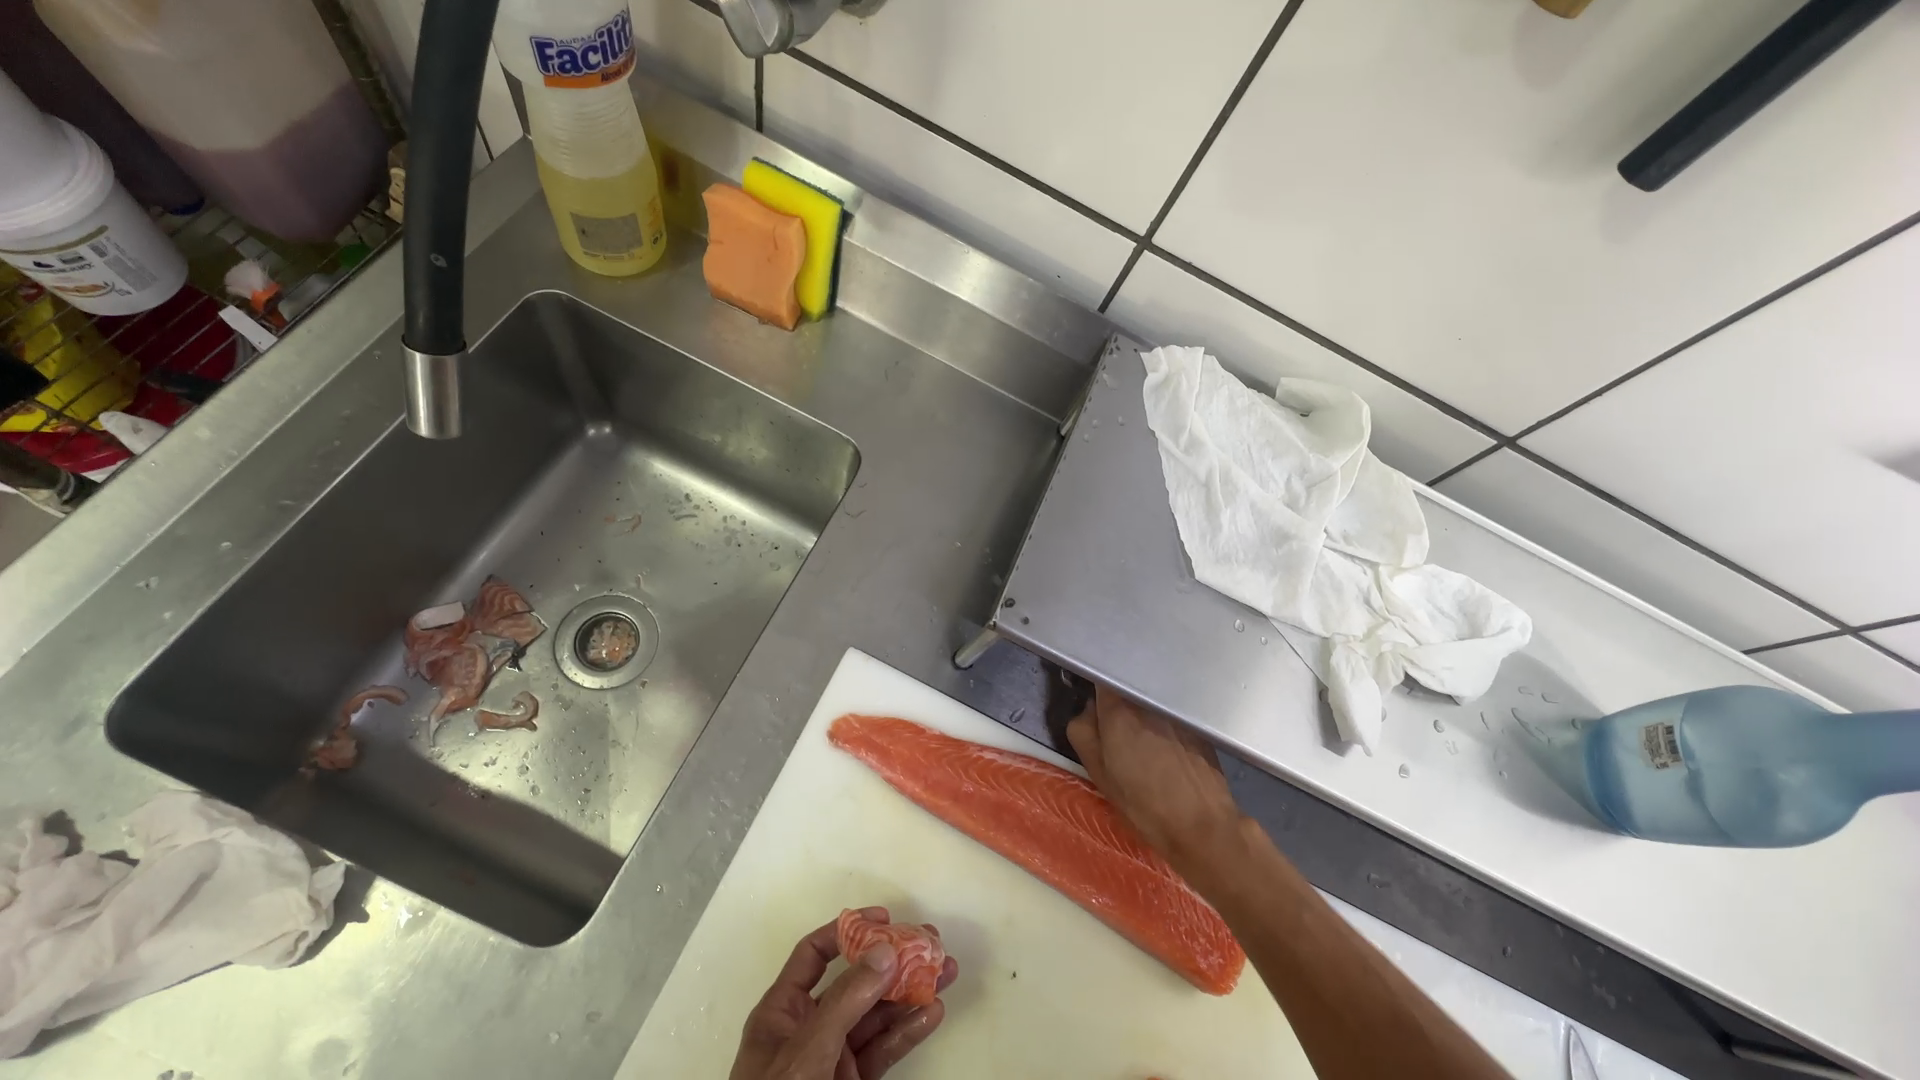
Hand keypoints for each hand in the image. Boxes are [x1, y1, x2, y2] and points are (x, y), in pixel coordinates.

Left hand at [730, 907, 958, 1079]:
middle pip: (856, 981)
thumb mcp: (807, 1049)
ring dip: (911, 993)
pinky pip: (884, 1051)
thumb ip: (845, 1001)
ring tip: (947, 971)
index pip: (814, 955)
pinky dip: (909, 1032)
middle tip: (931, 942)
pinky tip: (933, 1013)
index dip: (847, 932)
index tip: (885, 919)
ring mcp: (833, 1057)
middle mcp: (809, 1028)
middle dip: (893, 961)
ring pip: (877, 1016)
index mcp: (782, 1011)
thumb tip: (884, 950)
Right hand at [1067, 684, 1243, 866]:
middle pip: (1127, 683)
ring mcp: (1175, 710)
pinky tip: (1166, 747)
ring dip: (1142, 709)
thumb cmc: (1143, 803)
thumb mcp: (1098, 773)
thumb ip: (1083, 732)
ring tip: (1142, 738)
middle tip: (1114, 724)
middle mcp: (1148, 701)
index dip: (1096, 680)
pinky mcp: (1196, 723)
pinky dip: (1163, 721)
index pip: (1102, 674)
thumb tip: (1088, 709)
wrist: (1201, 825)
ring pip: (1150, 698)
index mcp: (1118, 710)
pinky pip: (1171, 711)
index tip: (1093, 696)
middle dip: (1118, 696)